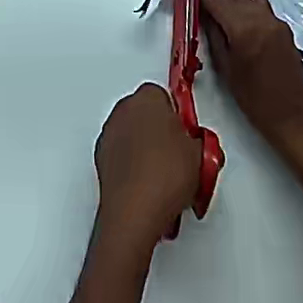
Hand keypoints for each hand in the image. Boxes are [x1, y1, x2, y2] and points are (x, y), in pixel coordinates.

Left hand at [93, 83, 200, 241]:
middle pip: (146, 112)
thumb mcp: (201, 155)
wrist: (136, 208)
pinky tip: (148, 183)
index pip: (163, 94)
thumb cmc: (165, 175)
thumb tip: (197, 145)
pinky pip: (121, 152)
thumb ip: (199, 140)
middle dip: (161, 129)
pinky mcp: (101, 155)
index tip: (187, 131)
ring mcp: (109, 131)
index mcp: (148, 98)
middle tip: (179, 153)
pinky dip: (132, 162)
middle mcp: (124, 109)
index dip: (177, 114)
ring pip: (132, 132)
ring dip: (146, 146)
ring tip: (166, 175)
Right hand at [201, 0, 302, 156]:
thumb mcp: (227, 69)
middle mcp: (260, 22)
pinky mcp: (284, 32)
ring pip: (250, 1)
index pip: (218, 7)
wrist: (291, 117)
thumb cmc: (255, 99)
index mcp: (242, 31)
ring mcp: (274, 26)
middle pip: (235, 1)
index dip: (206, 0)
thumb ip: (216, 39)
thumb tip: (208, 20)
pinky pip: (267, 8)